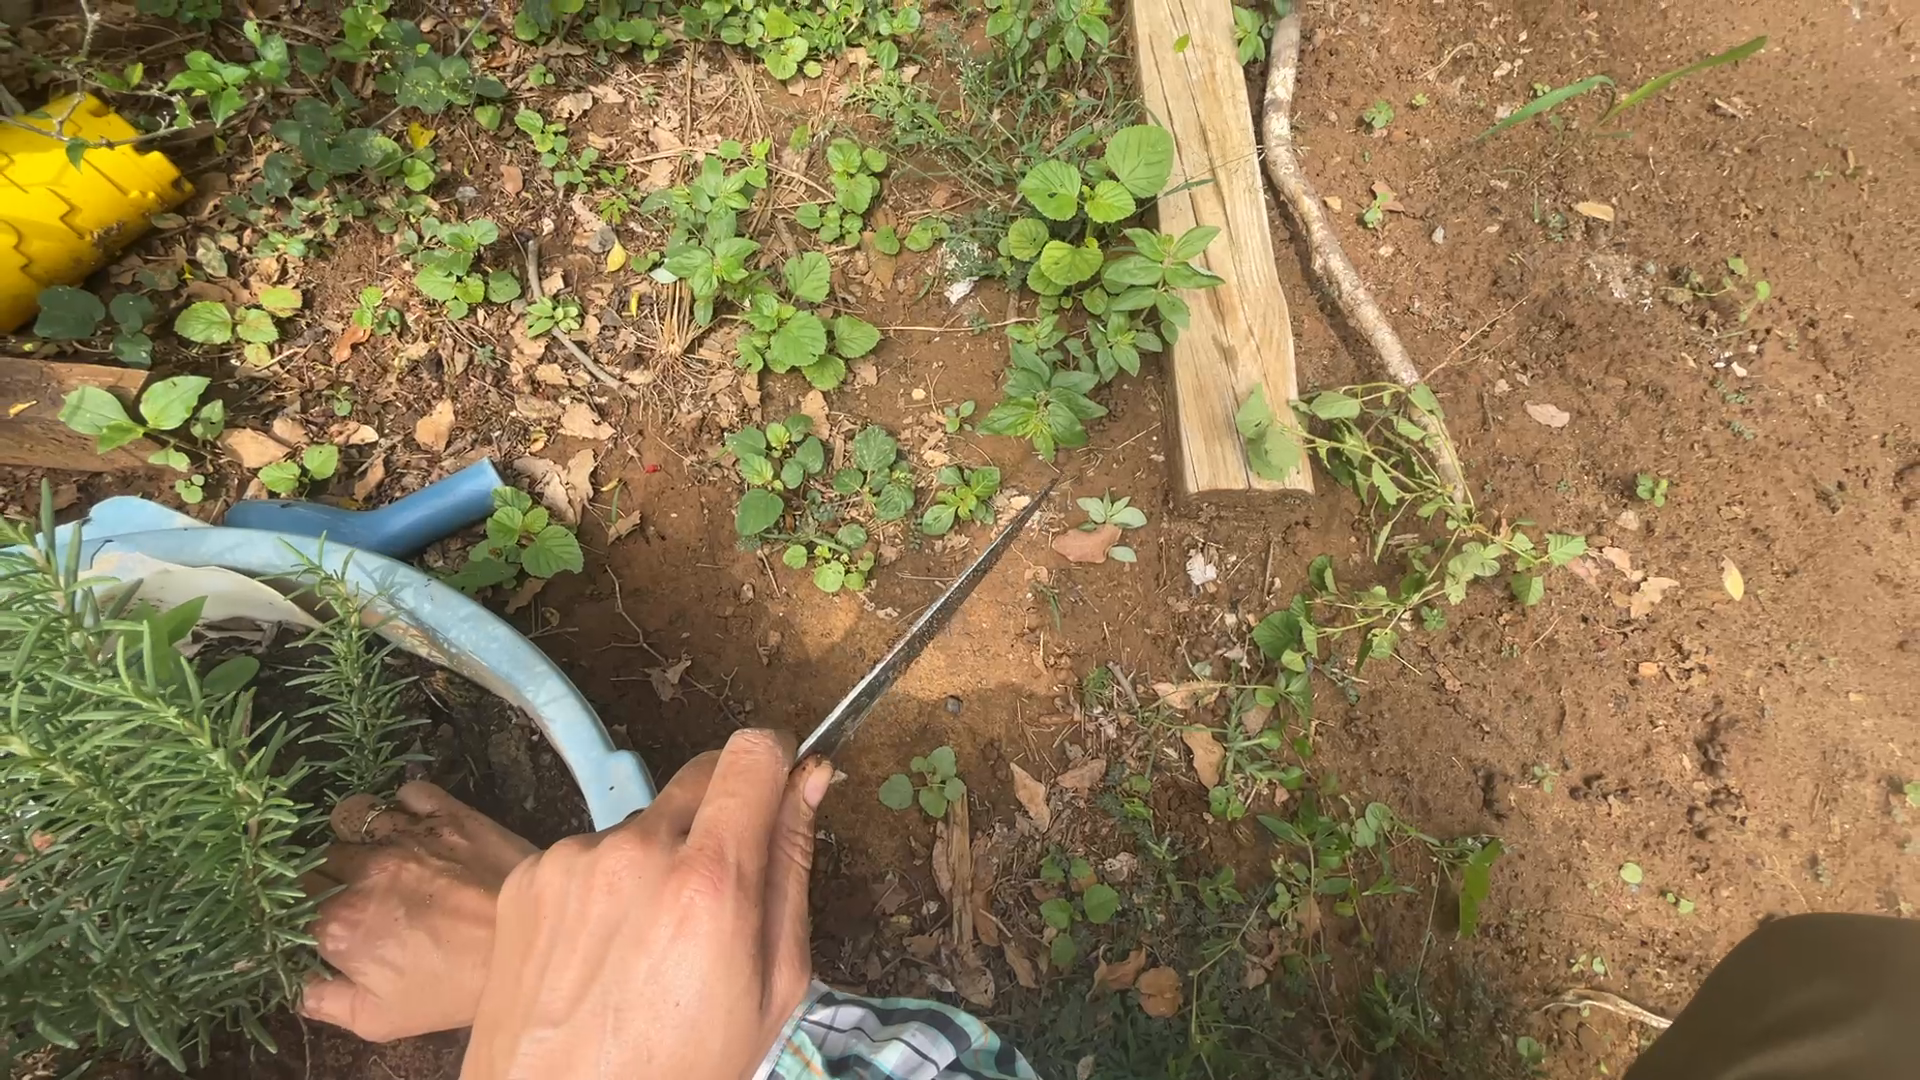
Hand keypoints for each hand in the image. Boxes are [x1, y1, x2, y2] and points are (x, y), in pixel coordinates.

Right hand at [301, 781, 537, 1041]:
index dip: (297, 900)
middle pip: (321, 853)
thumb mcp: (377, 1017)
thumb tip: (294, 980)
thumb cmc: (456, 986)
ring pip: (355, 812)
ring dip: (356, 827)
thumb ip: (323, 999)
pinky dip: (406, 800)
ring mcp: (412, 836)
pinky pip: (413, 790)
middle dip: (326, 864)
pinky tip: (414, 817)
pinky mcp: (454, 815)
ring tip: (372, 842)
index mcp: (339, 923)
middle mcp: (368, 871)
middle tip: (345, 877)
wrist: (531, 937)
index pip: (289, 898)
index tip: (310, 904)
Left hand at [461, 730, 832, 1079]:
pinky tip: (599, 949)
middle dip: (724, 809)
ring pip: (648, 819)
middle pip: (702, 773)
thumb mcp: (775, 983)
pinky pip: (593, 850)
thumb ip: (793, 864)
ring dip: (661, 853)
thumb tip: (810, 779)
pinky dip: (609, 881)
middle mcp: (636, 851)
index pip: (752, 753)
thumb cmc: (690, 1068)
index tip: (778, 785)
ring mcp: (572, 860)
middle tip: (717, 886)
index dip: (775, 758)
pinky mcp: (526, 878)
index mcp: (709, 880)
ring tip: (646, 938)